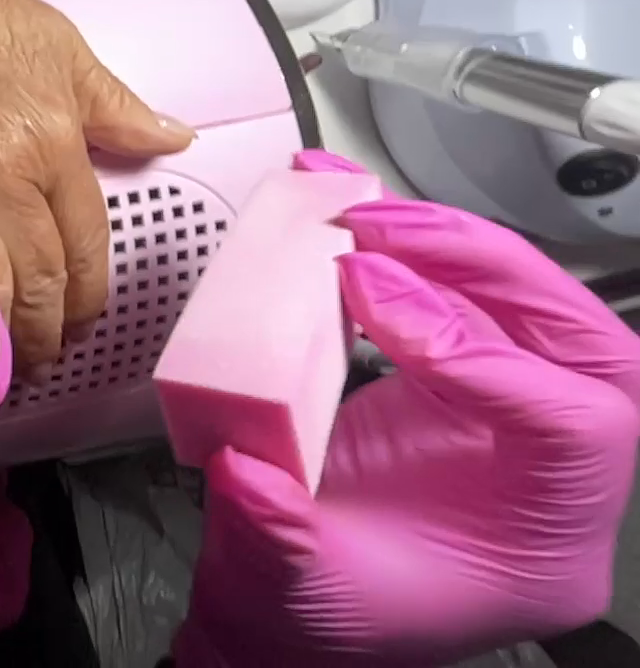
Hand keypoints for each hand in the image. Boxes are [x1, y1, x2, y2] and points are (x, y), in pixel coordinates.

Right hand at [0, 0, 193, 396]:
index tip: (71, 324)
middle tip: (34, 363)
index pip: (85, 243)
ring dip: (5, 343)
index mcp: (58, 136)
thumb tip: (169, 137)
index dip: (82, 298)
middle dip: (45, 334)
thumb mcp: (55, 42)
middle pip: (42, 276)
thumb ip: (111, 101)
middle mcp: (13, 167)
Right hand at [177, 170, 639, 666]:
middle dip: (484, 267)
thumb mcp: (279, 579)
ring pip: (530, 318)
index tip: (360, 288)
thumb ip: (266, 523)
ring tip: (362, 212)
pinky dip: (406, 262)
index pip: (569, 421)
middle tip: (380, 224)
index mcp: (529, 534)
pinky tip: (352, 234)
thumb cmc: (302, 611)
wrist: (285, 613)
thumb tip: (244, 459)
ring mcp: (493, 427)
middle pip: (582, 349)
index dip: (467, 343)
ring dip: (448, 250)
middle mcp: (535, 473)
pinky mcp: (438, 396)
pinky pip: (453, 312)